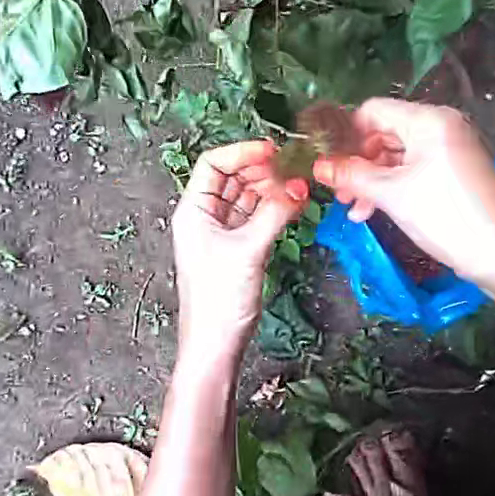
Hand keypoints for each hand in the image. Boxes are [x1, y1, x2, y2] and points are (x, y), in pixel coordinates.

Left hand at [172, 140, 307, 348]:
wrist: (216, 344)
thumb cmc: (219, 299)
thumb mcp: (248, 250)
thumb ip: (274, 214)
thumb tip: (298, 187)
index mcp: (194, 210)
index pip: (213, 164)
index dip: (242, 152)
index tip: (273, 151)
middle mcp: (205, 217)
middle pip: (233, 178)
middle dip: (263, 171)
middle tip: (294, 170)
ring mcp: (222, 233)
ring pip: (248, 198)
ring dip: (272, 190)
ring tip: (300, 186)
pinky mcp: (238, 249)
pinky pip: (256, 219)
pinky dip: (274, 210)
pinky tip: (294, 205)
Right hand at [312, 98, 494, 287]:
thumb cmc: (445, 216)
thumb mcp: (392, 194)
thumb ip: (352, 176)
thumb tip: (318, 166)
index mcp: (429, 120)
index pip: (373, 111)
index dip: (346, 134)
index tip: (326, 161)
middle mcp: (440, 126)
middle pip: (384, 133)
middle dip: (357, 162)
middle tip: (337, 192)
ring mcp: (448, 150)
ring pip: (396, 157)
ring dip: (371, 180)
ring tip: (352, 208)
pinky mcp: (452, 173)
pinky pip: (412, 171)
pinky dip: (391, 188)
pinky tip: (371, 212)